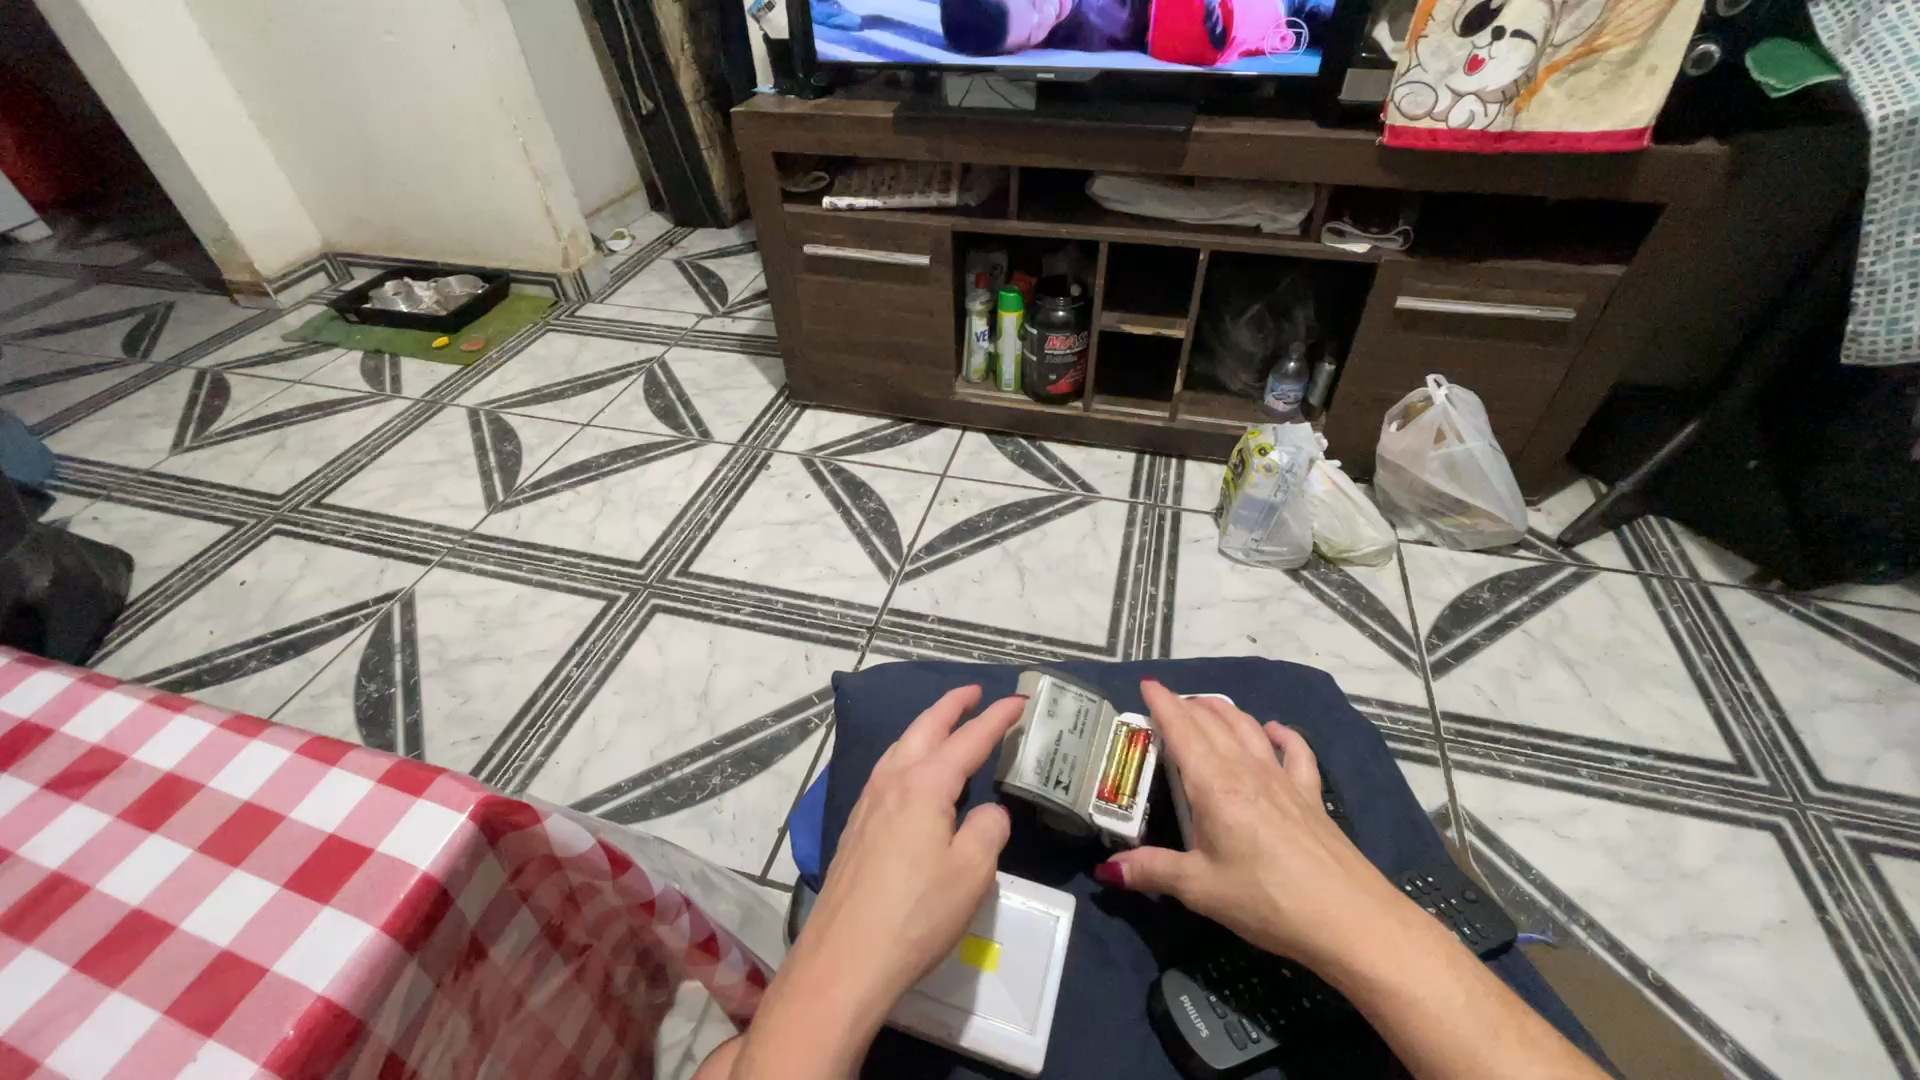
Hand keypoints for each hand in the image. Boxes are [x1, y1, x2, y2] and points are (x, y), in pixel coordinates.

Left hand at [789, 685, 1025, 1017]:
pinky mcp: (856, 827)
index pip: (969, 740)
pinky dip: (908, 753)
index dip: (996, 718)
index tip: (1018, 700)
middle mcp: (892, 782)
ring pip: (901, 747)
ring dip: (926, 727)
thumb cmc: (916, 914)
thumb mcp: (972, 872)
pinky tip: (913, 771)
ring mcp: (868, 803)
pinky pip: (888, 770)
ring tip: (946, 722)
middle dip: (951, 705)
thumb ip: (988, 830)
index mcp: (924, 784)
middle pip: (924, 728)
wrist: (845, 960)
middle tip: (974, 691)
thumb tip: (987, 812)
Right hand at [1097, 679, 1409, 971]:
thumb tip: (1106, 870)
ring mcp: (1282, 779)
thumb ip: (1152, 871)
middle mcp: (1246, 769)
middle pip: (1213, 722)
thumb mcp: (1200, 888)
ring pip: (1248, 728)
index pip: (1182, 729)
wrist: (1348, 918)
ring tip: (1206, 705)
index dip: (1162, 703)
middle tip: (1167, 701)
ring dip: (1224, 711)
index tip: (1146, 683)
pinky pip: (1295, 751)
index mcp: (1213, 784)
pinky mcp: (1310, 795)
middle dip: (1187, 705)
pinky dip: (1281, 734)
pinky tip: (1274, 729)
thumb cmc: (1265, 899)